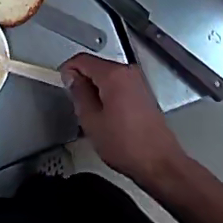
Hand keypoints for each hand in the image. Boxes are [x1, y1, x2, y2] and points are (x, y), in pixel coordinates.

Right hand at [60, 53, 184, 183]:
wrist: (159, 162)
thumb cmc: (129, 146)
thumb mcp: (90, 120)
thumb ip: (78, 93)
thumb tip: (72, 79)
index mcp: (114, 75)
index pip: (82, 59)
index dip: (68, 70)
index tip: (63, 82)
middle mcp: (129, 73)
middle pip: (96, 65)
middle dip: (82, 80)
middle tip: (76, 102)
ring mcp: (139, 82)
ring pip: (107, 76)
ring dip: (95, 89)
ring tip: (93, 114)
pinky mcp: (144, 93)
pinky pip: (119, 85)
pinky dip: (108, 95)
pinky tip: (107, 117)